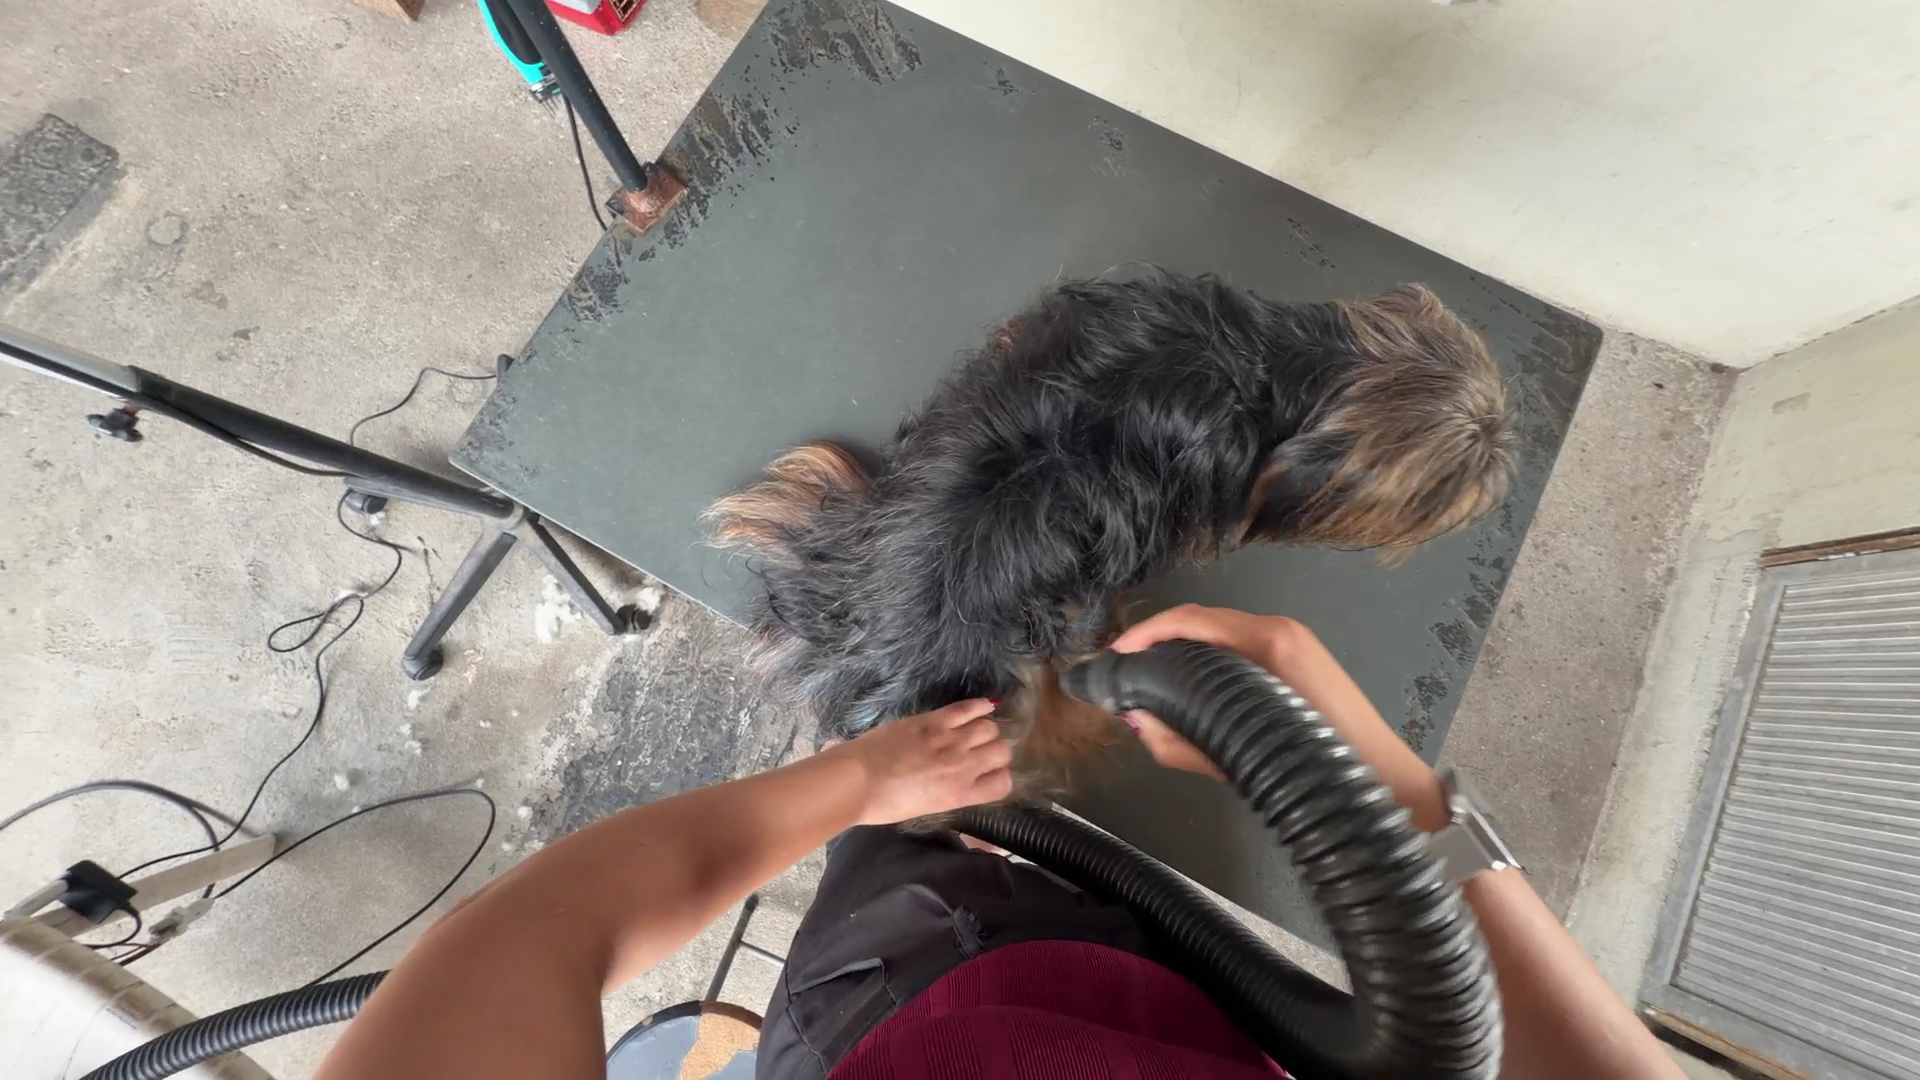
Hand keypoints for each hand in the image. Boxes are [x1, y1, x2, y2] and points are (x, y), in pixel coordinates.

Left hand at [826, 699, 1013, 824]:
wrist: (857, 781)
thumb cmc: (884, 803)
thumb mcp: (925, 808)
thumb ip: (949, 794)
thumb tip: (959, 783)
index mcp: (960, 795)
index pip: (1003, 783)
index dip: (1000, 776)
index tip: (991, 773)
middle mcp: (962, 767)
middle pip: (1001, 751)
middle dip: (996, 751)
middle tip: (982, 750)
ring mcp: (949, 740)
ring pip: (989, 727)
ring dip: (987, 729)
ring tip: (978, 730)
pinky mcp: (933, 720)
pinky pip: (966, 708)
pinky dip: (980, 705)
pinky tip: (986, 705)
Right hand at [1109, 604, 1308, 780]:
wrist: (1387, 782)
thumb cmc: (1319, 771)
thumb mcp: (1239, 762)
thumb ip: (1179, 742)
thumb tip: (1135, 719)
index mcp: (1268, 642)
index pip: (1190, 619)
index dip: (1146, 631)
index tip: (1117, 653)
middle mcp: (1278, 628)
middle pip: (1200, 617)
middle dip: (1157, 635)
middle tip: (1126, 663)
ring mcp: (1290, 635)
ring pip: (1216, 626)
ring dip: (1179, 641)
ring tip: (1148, 667)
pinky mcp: (1295, 649)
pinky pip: (1235, 639)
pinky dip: (1204, 648)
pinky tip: (1188, 671)